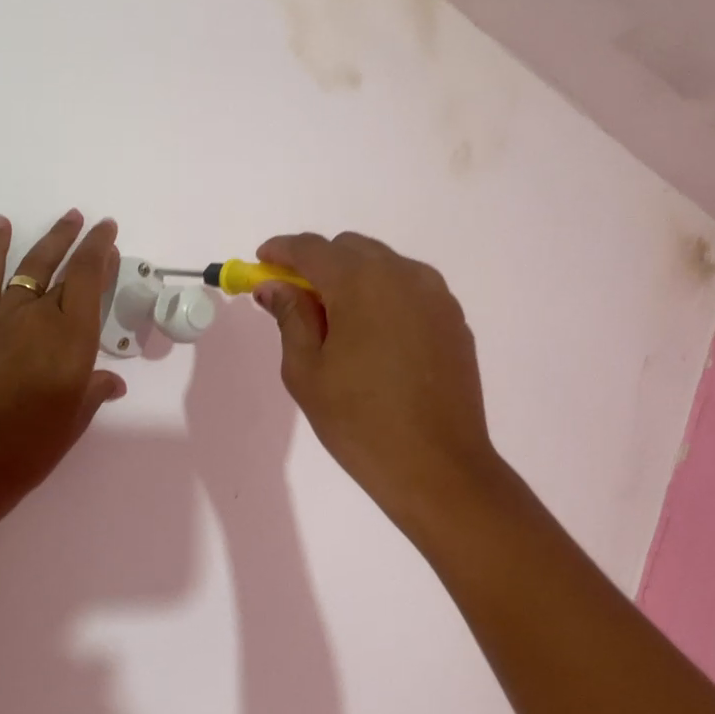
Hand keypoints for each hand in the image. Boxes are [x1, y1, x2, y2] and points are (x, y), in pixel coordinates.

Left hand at [0, 210, 126, 502]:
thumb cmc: (36, 441)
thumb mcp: (76, 416)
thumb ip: (94, 389)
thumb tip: (110, 381)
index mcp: (73, 337)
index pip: (90, 280)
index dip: (101, 253)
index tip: (109, 236)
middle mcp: (41, 316)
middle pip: (65, 270)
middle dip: (83, 245)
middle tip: (93, 225)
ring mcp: (4, 316)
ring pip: (30, 266)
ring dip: (50, 240)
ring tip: (66, 219)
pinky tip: (1, 225)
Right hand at [251, 232, 505, 524]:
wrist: (436, 465)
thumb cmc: (358, 421)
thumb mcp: (306, 371)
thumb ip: (290, 317)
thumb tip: (274, 286)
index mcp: (361, 283)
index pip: (312, 248)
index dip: (281, 251)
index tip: (261, 263)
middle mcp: (403, 275)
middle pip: (351, 249)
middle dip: (318, 265)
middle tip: (295, 303)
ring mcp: (435, 296)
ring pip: (384, 267)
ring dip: (353, 280)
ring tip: (336, 327)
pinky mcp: (453, 320)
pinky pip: (409, 291)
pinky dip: (383, 299)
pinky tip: (373, 341)